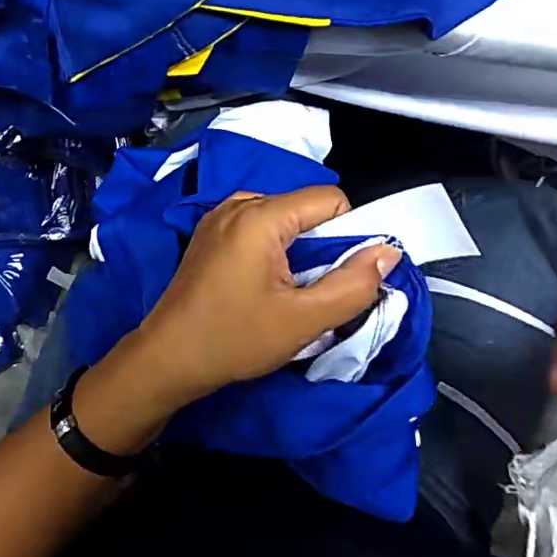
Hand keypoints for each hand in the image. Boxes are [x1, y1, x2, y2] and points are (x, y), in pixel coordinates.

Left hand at [105, 188, 397, 409]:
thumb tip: (388, 251)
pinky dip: (272, 250)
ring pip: (284, 220)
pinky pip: (258, 227)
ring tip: (285, 293)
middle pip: (305, 209)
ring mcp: (220, 216)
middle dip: (322, 247)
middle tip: (311, 292)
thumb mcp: (305, 320)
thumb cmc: (235, 338)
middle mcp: (239, 203)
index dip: (349, 234)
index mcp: (260, 215)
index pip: (330, 200)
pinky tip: (261, 286)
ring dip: (298, 251)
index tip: (341, 275)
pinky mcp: (210, 232)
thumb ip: (354, 284)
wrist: (168, 356)